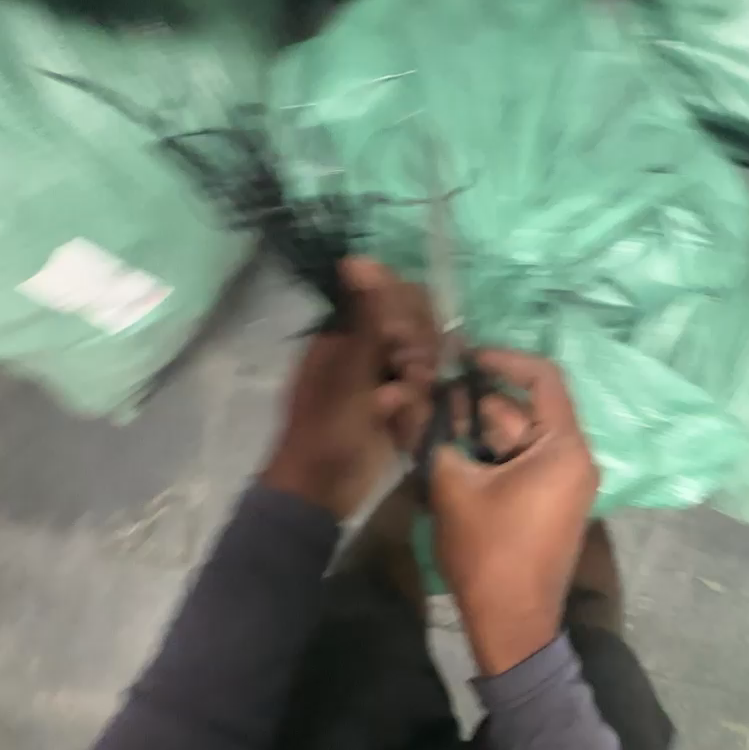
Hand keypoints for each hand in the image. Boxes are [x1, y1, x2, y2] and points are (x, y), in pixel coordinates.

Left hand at [259, 258, 436, 517]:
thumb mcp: (350, 372)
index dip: (411, 323)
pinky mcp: (399, 409)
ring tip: (395, 417)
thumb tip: (357, 257)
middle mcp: (370, 350)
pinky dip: (416, 416)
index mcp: (349, 333)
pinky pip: (425, 399)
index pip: (399, 301)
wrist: (322, 491)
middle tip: (397, 393)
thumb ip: (367, 319)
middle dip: (416, 365)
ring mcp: (386, 380)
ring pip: (426, 369)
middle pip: (418, 334)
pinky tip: (402, 432)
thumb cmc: (327, 430)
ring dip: (416, 395)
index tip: (405, 352)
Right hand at [429, 349, 598, 674]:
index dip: (502, 360)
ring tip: (430, 436)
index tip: (463, 359)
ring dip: (474, 435)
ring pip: (515, 439)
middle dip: (472, 407)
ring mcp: (565, 482)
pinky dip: (489, 458)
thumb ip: (428, 432)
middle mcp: (574, 458)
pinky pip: (521, 463)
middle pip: (521, 411)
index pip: (543, 378)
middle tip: (426, 405)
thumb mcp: (451, 485)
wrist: (512, 626)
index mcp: (564, 447)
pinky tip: (450, 464)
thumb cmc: (488, 553)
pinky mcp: (551, 502)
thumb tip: (400, 393)